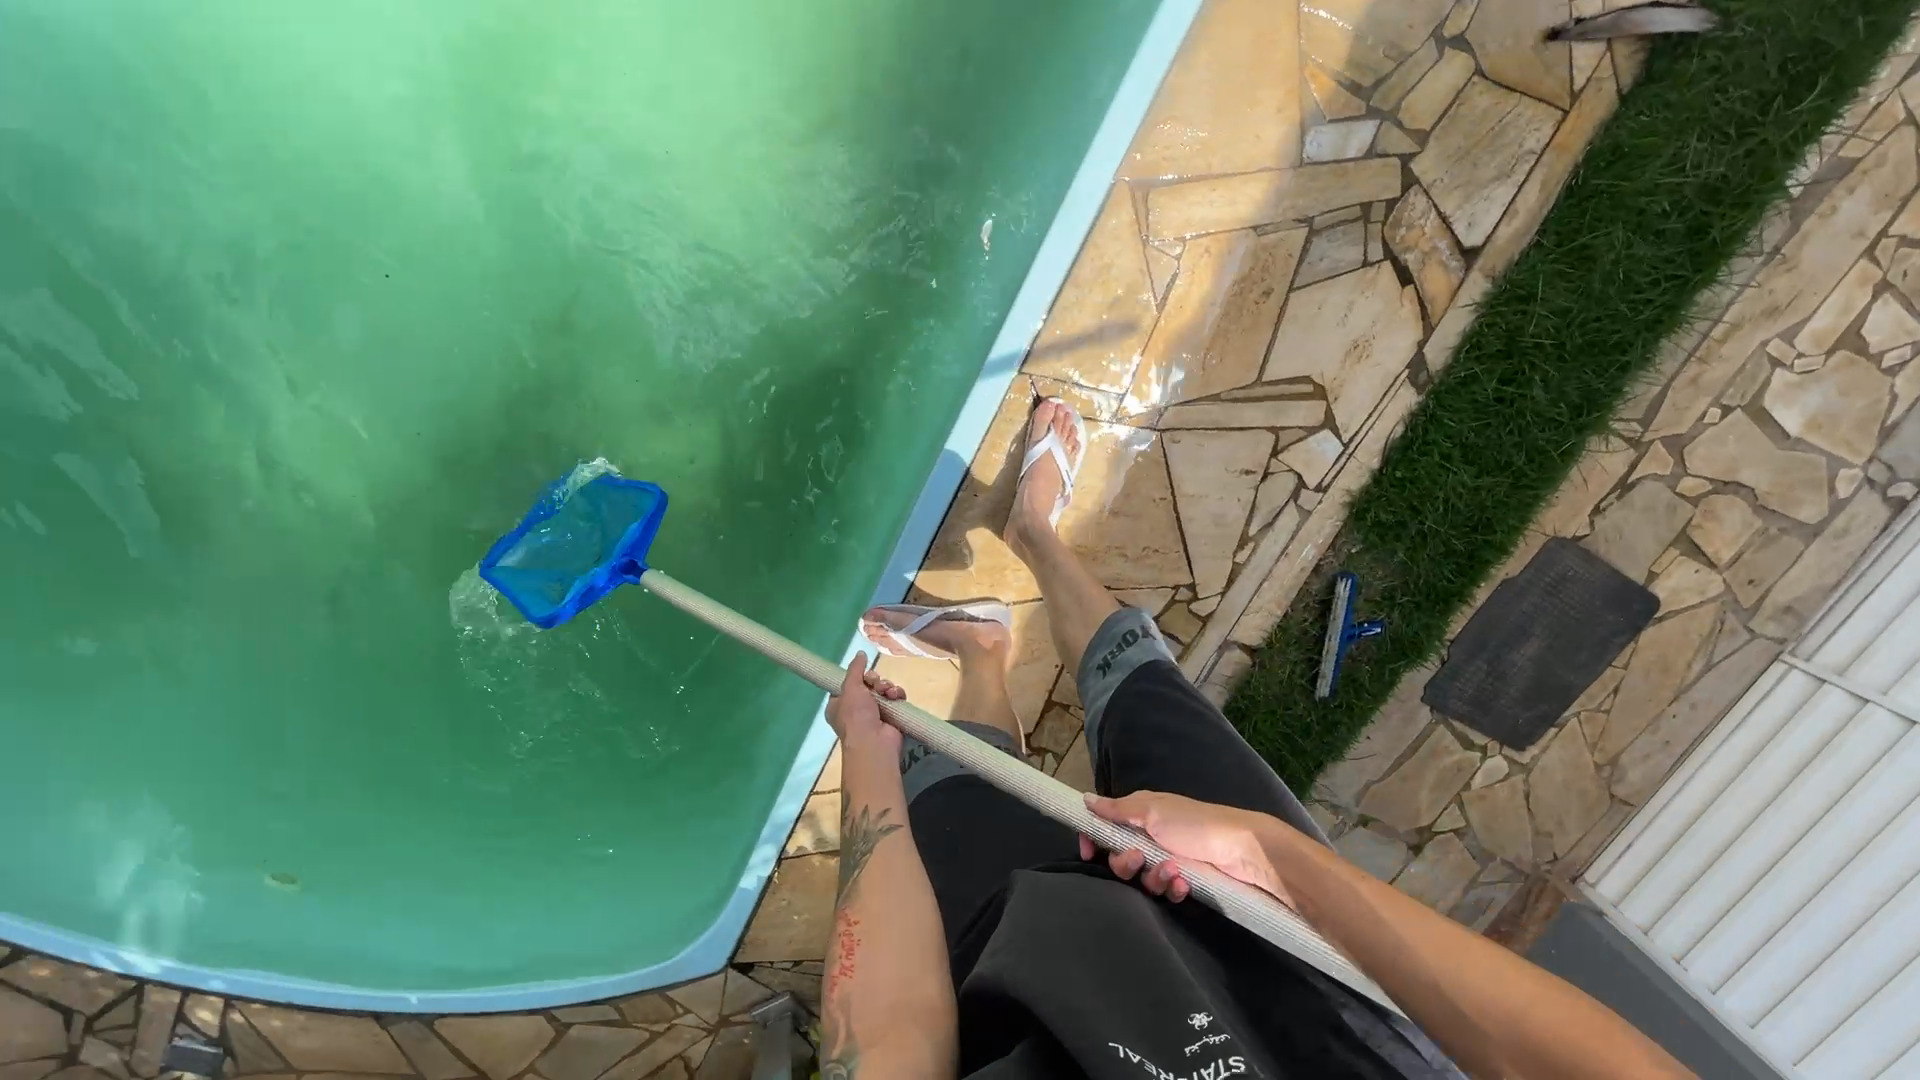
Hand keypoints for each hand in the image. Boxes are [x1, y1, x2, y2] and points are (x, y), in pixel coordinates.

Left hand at [826, 653, 904, 753]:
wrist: (874, 742)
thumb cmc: (855, 715)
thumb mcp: (850, 687)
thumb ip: (855, 669)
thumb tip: (860, 653)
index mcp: (839, 705)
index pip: (848, 684)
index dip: (857, 677)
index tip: (863, 675)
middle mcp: (855, 710)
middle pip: (868, 685)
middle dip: (875, 681)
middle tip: (876, 684)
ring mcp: (874, 714)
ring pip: (883, 690)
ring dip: (887, 687)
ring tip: (888, 692)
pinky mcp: (891, 717)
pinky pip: (895, 699)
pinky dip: (897, 695)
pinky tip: (896, 697)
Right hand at [1079, 790, 1288, 905]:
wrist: (1243, 849)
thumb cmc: (1195, 823)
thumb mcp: (1153, 809)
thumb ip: (1117, 809)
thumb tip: (1086, 799)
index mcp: (1141, 814)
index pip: (1105, 826)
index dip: (1093, 839)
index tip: (1087, 851)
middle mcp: (1150, 836)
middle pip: (1118, 857)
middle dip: (1124, 862)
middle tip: (1139, 859)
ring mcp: (1167, 860)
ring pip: (1141, 878)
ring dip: (1153, 877)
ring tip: (1174, 871)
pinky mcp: (1184, 881)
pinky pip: (1165, 891)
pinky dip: (1172, 888)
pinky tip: (1184, 884)